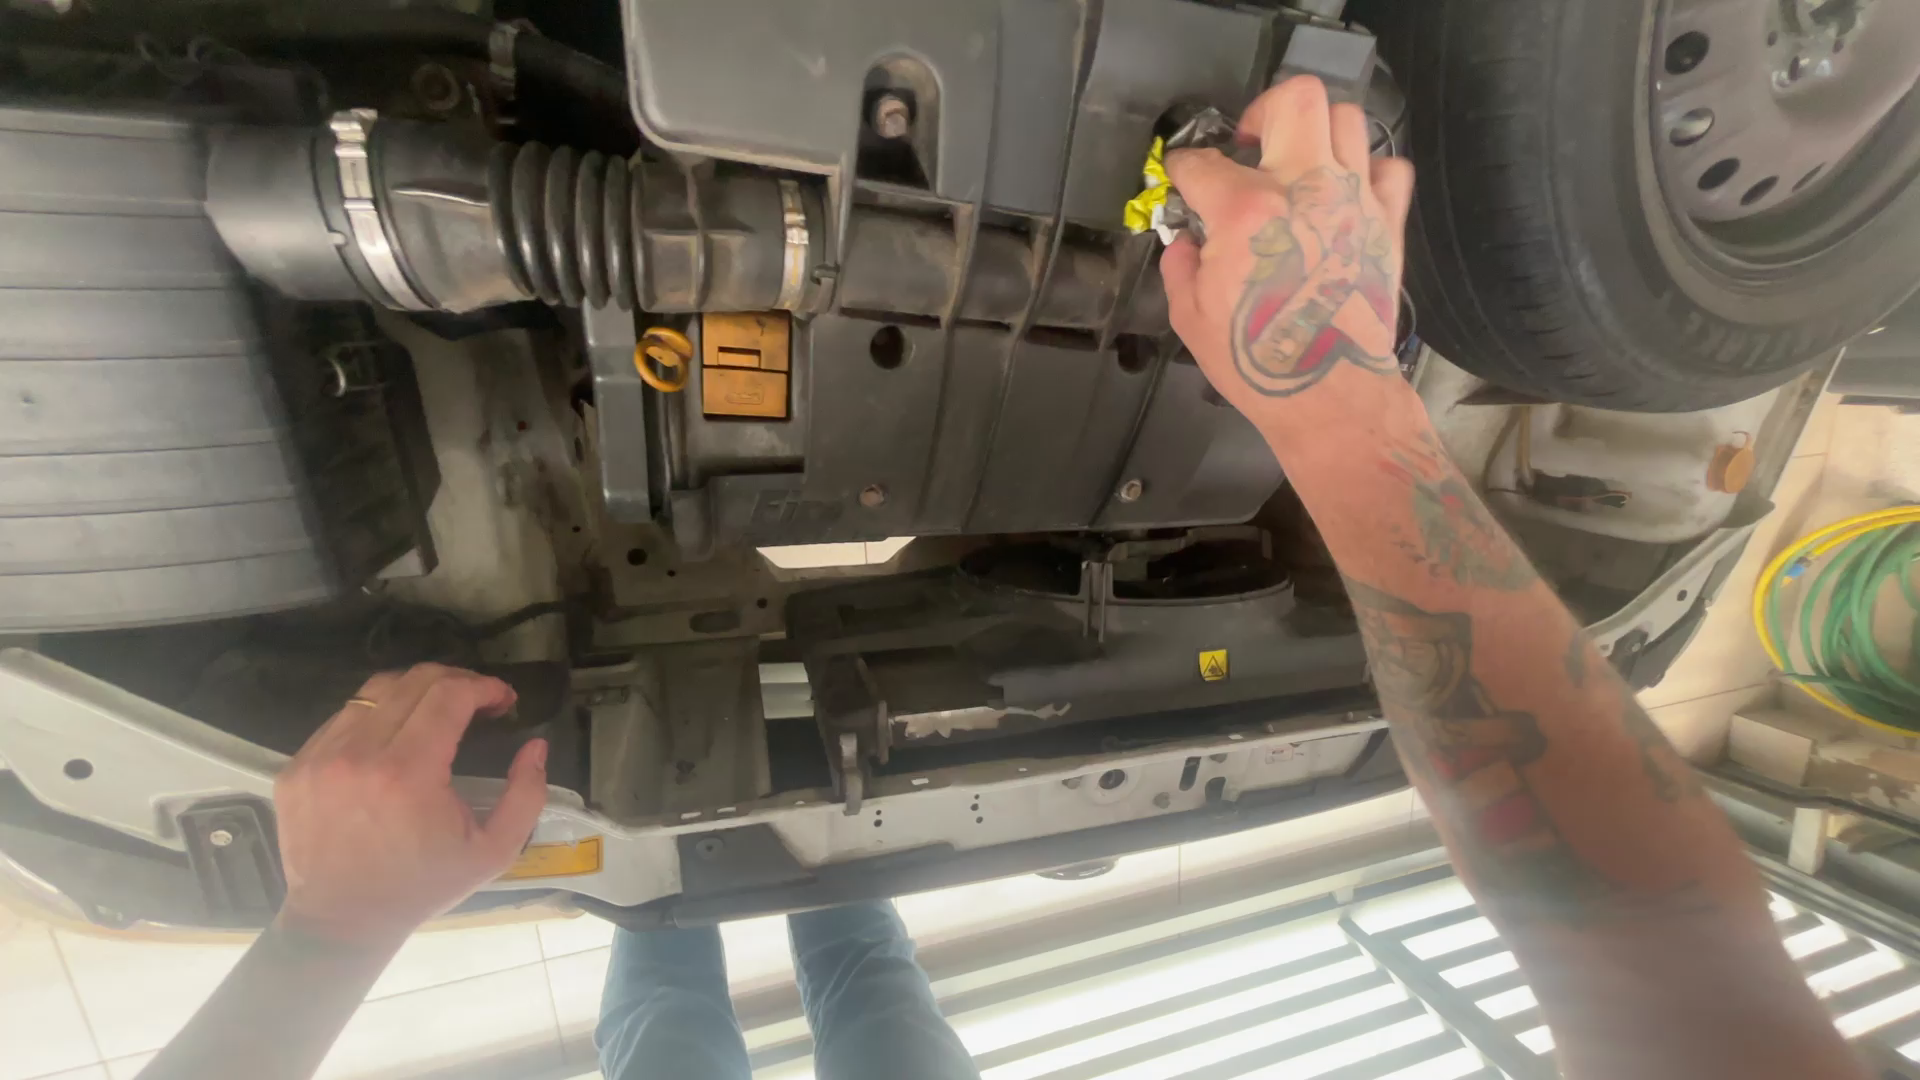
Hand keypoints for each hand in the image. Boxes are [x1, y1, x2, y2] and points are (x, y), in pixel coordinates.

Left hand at [272, 663, 548, 946]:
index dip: (486, 686)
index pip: (450, 694)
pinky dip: (382, 712)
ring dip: (419, 691)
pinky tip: (400, 734)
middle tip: (479, 702)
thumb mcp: (496, 849)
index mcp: (408, 774)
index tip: (503, 701)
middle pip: (414, 680)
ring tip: (440, 711)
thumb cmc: (424, 885)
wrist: (341, 923)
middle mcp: (358, 757)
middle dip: (458, 681)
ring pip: (377, 689)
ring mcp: (319, 760)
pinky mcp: (296, 769)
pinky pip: (346, 715)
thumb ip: (527, 794)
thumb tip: (536, 747)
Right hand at [1161, 76, 1415, 432]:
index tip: (1180, 174)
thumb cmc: (1251, 360)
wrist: (1327, 393)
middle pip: (1294, 100)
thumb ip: (1180, 268)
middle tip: (1248, 146)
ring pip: (1346, 120)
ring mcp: (1353, 199)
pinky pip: (1386, 167)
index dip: (1182, 166)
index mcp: (1244, 213)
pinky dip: (1363, 171)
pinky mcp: (1388, 221)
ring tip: (1295, 169)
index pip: (1202, 164)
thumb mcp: (1190, 319)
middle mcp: (1303, 187)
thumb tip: (1186, 242)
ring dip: (1313, 136)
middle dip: (1262, 113)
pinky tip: (1341, 197)